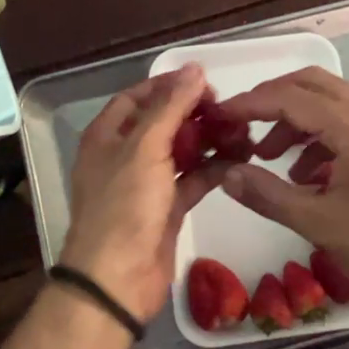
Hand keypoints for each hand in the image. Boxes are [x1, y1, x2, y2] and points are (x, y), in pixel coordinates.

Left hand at [60, 65, 225, 320]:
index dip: (167, 85)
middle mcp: (123, 155)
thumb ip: (170, 107)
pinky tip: (239, 160)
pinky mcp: (166, 209)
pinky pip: (191, 180)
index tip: (203, 81)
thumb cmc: (124, 206)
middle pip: (161, 123)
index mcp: (106, 136)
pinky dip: (212, 170)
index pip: (136, 97)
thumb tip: (194, 69)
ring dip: (208, 141)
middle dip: (193, 113)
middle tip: (227, 109)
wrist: (117, 279)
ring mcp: (145, 184)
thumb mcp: (145, 148)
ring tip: (242, 131)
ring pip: (179, 152)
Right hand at [216, 68, 348, 305]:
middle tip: (240, 124)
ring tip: (267, 156)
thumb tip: (225, 174)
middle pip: (311, 84)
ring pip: (328, 101)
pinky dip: (316, 135)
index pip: (290, 98)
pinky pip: (345, 121)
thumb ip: (267, 194)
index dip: (249, 104)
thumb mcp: (317, 223)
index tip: (219, 115)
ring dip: (293, 119)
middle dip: (271, 100)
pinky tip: (303, 174)